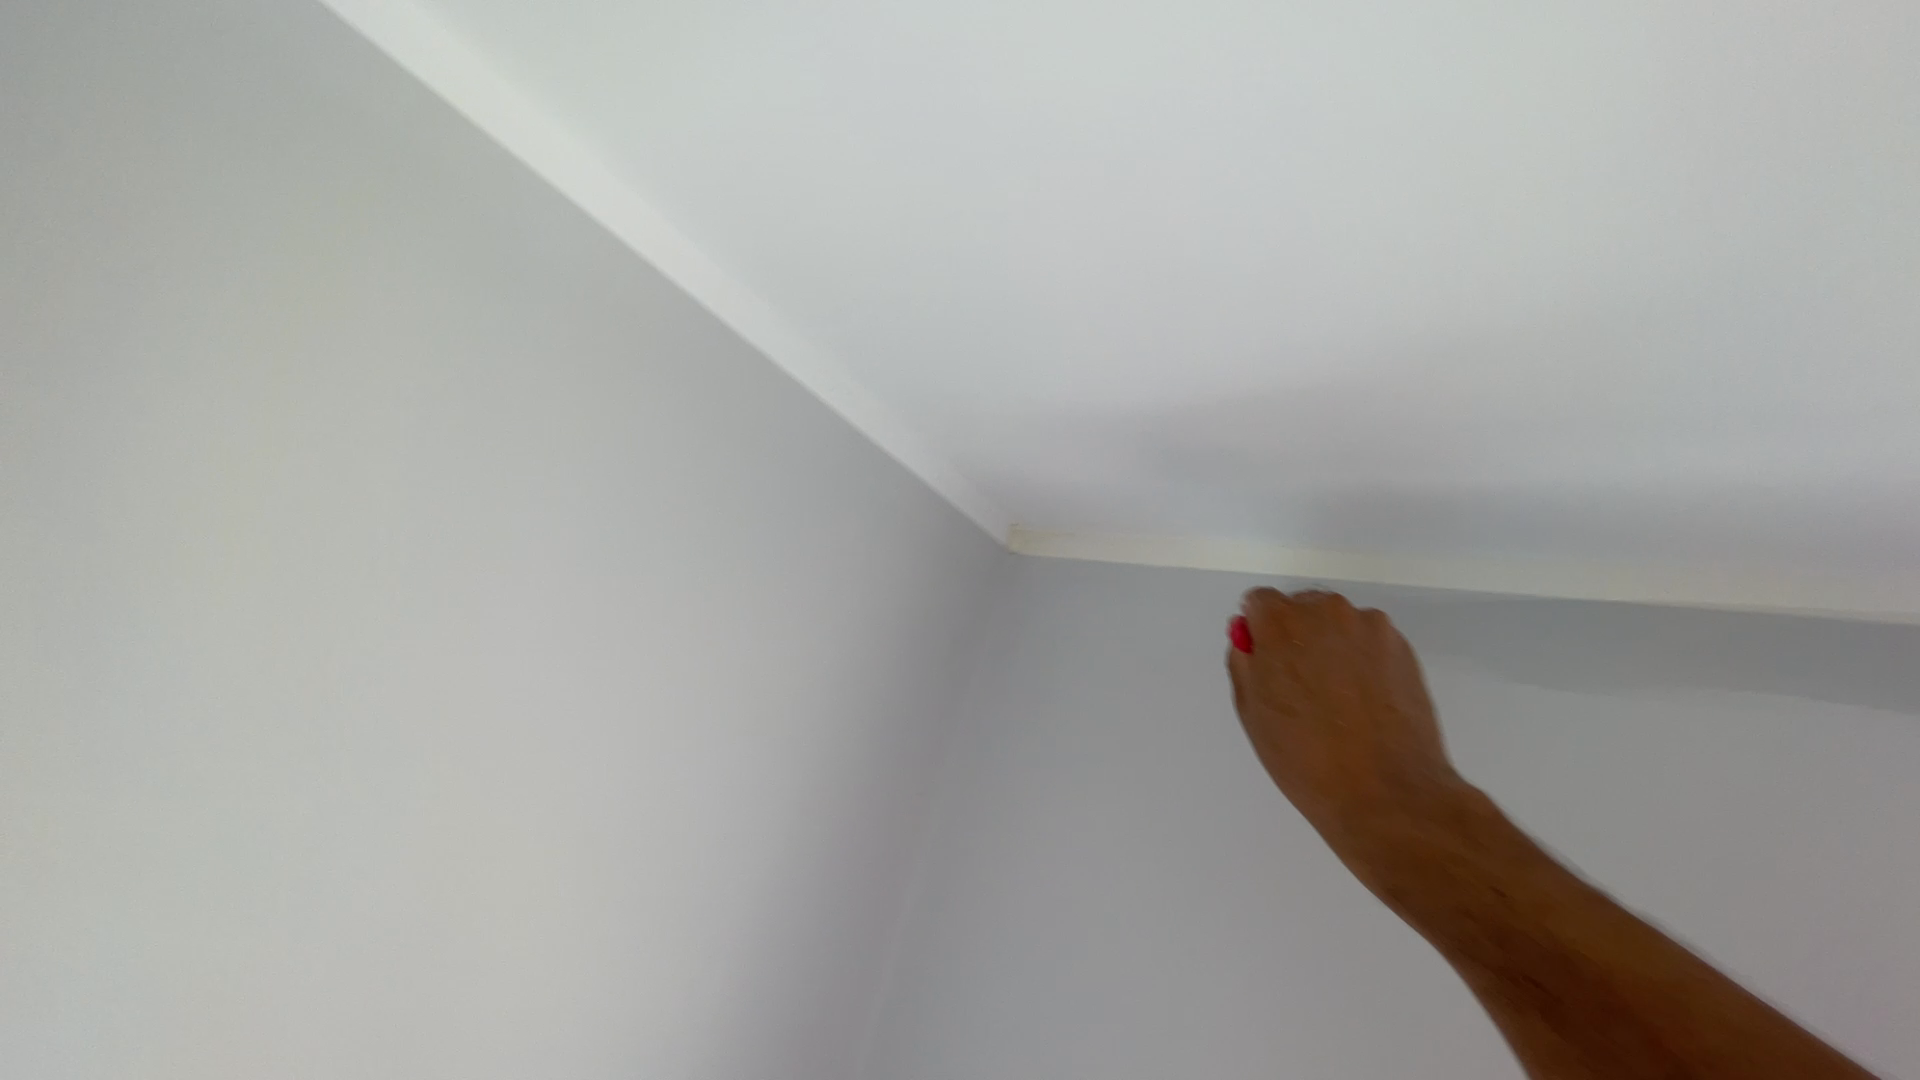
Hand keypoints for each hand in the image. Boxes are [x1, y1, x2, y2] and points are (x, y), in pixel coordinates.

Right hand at [1225, 589, 1467, 847]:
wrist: (1388, 793)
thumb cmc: (1305, 757)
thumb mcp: (1253, 711)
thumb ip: (1245, 662)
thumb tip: (1251, 637)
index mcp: (1281, 622)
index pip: (1258, 602)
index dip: (1257, 632)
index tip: (1265, 665)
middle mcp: (1327, 611)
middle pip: (1300, 607)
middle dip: (1294, 635)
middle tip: (1299, 686)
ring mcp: (1371, 628)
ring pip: (1337, 624)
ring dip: (1330, 646)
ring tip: (1337, 699)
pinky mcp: (1404, 649)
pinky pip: (1368, 642)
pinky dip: (1361, 660)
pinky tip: (1364, 703)